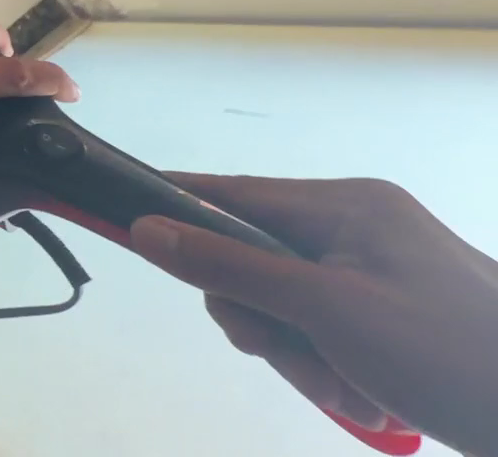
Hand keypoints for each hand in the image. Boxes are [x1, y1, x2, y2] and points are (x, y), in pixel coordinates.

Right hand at [131, 175, 497, 454]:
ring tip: (344, 390)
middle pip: (245, 253)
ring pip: (277, 295)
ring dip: (293, 348)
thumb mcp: (329, 311)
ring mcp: (374, 267)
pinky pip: (316, 320)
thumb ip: (227, 264)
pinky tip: (362, 392)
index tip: (130, 240)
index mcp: (342, 205)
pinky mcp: (389, 309)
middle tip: (283, 356)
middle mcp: (352, 224)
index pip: (222, 193)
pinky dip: (324, 358)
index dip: (171, 214)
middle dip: (255, 313)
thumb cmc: (457, 357)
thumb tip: (141, 226)